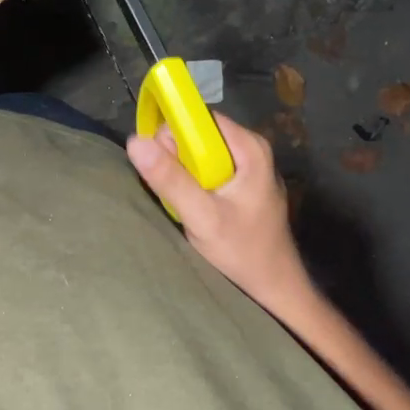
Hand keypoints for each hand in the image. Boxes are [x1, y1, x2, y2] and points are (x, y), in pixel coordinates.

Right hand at [126, 114, 312, 311]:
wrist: (274, 290)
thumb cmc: (243, 252)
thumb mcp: (201, 217)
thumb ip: (170, 179)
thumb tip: (134, 141)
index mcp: (249, 147)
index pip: (197, 119)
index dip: (173, 135)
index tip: (160, 165)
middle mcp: (250, 149)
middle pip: (196, 134)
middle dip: (176, 158)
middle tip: (175, 192)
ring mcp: (246, 165)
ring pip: (197, 152)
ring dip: (181, 173)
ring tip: (184, 203)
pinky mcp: (240, 182)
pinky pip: (204, 167)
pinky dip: (192, 182)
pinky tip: (193, 207)